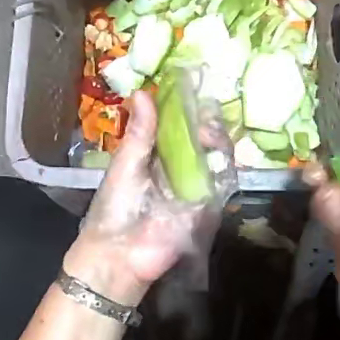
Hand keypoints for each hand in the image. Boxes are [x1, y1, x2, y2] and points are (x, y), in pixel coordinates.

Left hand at [64, 90, 220, 306]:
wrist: (118, 255)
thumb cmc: (115, 208)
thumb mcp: (126, 164)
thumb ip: (140, 133)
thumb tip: (142, 92)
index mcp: (156, 156)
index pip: (177, 126)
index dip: (185, 107)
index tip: (190, 85)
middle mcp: (180, 169)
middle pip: (201, 139)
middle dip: (205, 121)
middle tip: (203, 106)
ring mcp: (196, 187)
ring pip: (216, 157)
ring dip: (216, 138)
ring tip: (209, 125)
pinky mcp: (209, 206)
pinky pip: (223, 183)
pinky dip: (224, 165)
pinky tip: (218, 150)